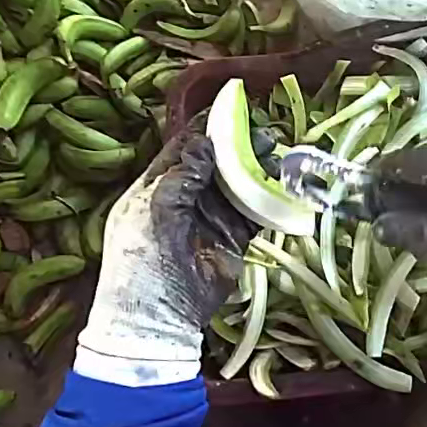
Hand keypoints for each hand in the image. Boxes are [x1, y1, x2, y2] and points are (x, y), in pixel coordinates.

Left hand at [73, 133, 257, 386]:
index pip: (184, 147)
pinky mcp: (232, 237)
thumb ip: (181, 175)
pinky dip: (268, 198)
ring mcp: (211, 216)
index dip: (206, 127)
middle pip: (217, 161)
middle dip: (240, 146)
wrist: (157, 318)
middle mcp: (187, 195)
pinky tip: (282, 183)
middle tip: (265, 133)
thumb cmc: (144, 258)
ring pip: (238, 183)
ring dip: (258, 168)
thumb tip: (205, 142)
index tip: (231, 108)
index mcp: (158, 185)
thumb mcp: (154, 209)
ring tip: (278, 153)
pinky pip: (253, 211)